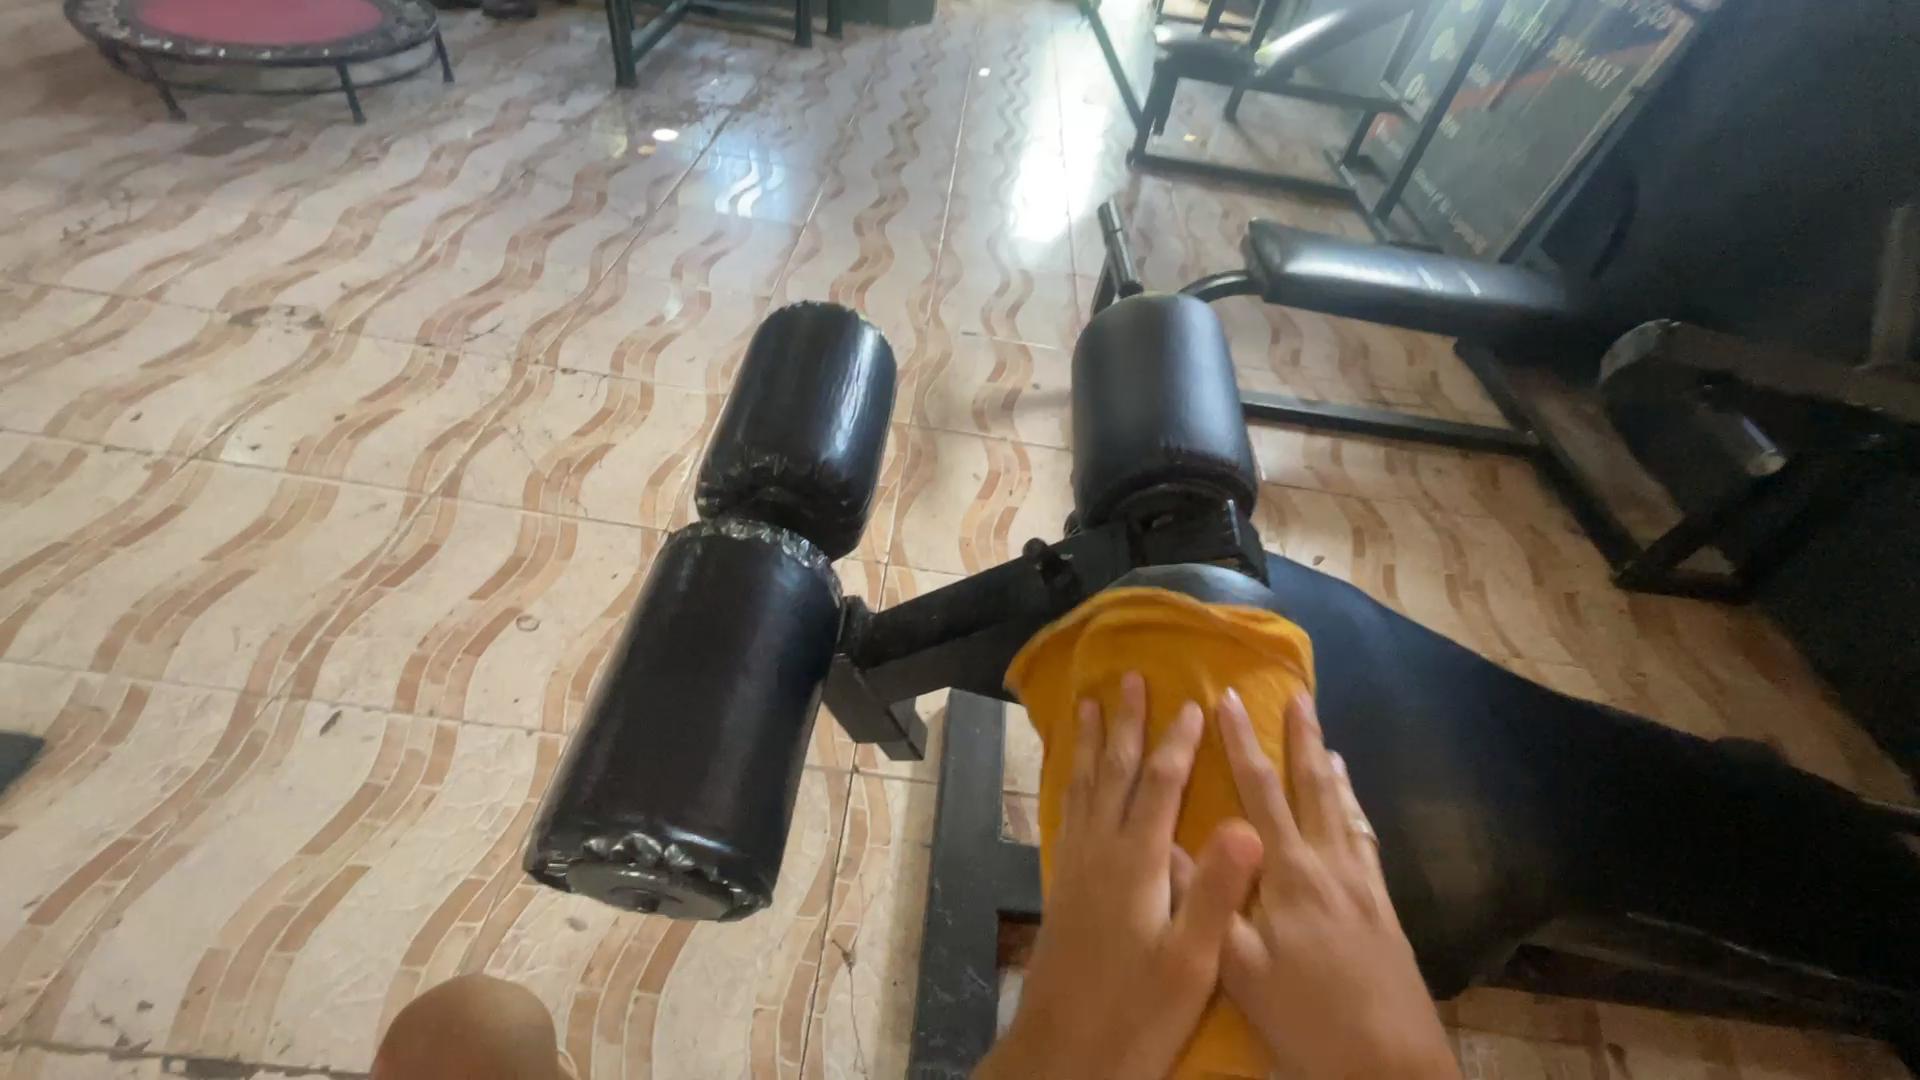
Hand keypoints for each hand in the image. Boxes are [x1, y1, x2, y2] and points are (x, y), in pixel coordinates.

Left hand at [977, 674, 1264, 1079]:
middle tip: (1128, 679)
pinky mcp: (1063, 880)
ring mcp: (1076, 862)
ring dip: (1092, 742)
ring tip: (1089, 706)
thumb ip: (1215, 893)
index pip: (1160, 784)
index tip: (1191, 703)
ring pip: (1084, 783)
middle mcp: (1101, 849)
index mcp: (1137, 862)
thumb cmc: (1134, 1014)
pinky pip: (1069, 808)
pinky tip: (1074, 776)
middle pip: (1115, 771)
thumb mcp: (1189, 964)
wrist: (1060, 1050)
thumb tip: (1247, 825)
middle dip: (1127, 723)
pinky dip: (1073, 777)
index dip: (1177, 742)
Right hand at [1215, 688, 1459, 1079]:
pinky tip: (1355, 810)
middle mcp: (1328, 865)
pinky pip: (1367, 842)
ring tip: (1324, 740)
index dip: (1241, 743)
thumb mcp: (1238, 968)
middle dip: (1299, 739)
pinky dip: (1357, 812)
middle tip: (1298, 696)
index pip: (1260, 792)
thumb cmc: (1307, 1018)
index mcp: (1288, 873)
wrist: (1393, 1071)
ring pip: (1344, 810)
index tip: (1228, 700)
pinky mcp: (1383, 908)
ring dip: (1330, 768)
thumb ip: (1206, 899)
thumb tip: (1164, 842)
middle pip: (1313, 787)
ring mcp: (1362, 885)